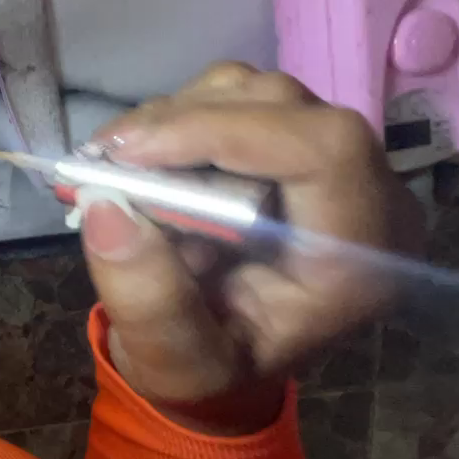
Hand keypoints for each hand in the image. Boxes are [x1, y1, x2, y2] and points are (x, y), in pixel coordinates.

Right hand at [80, 64, 420, 434]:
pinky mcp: (278, 149)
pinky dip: (168, 115)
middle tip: (99, 158)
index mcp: (356, 254)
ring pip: (253, 92)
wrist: (207, 358)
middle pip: (283, 108)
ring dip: (168, 116)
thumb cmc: (200, 367)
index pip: (322, 150)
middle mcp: (358, 196)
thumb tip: (104, 207)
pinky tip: (135, 156)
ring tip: (111, 161)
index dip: (221, 132)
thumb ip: (145, 297)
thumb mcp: (170, 357)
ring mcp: (320, 166)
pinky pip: (228, 97)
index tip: (124, 154)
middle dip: (179, 123)